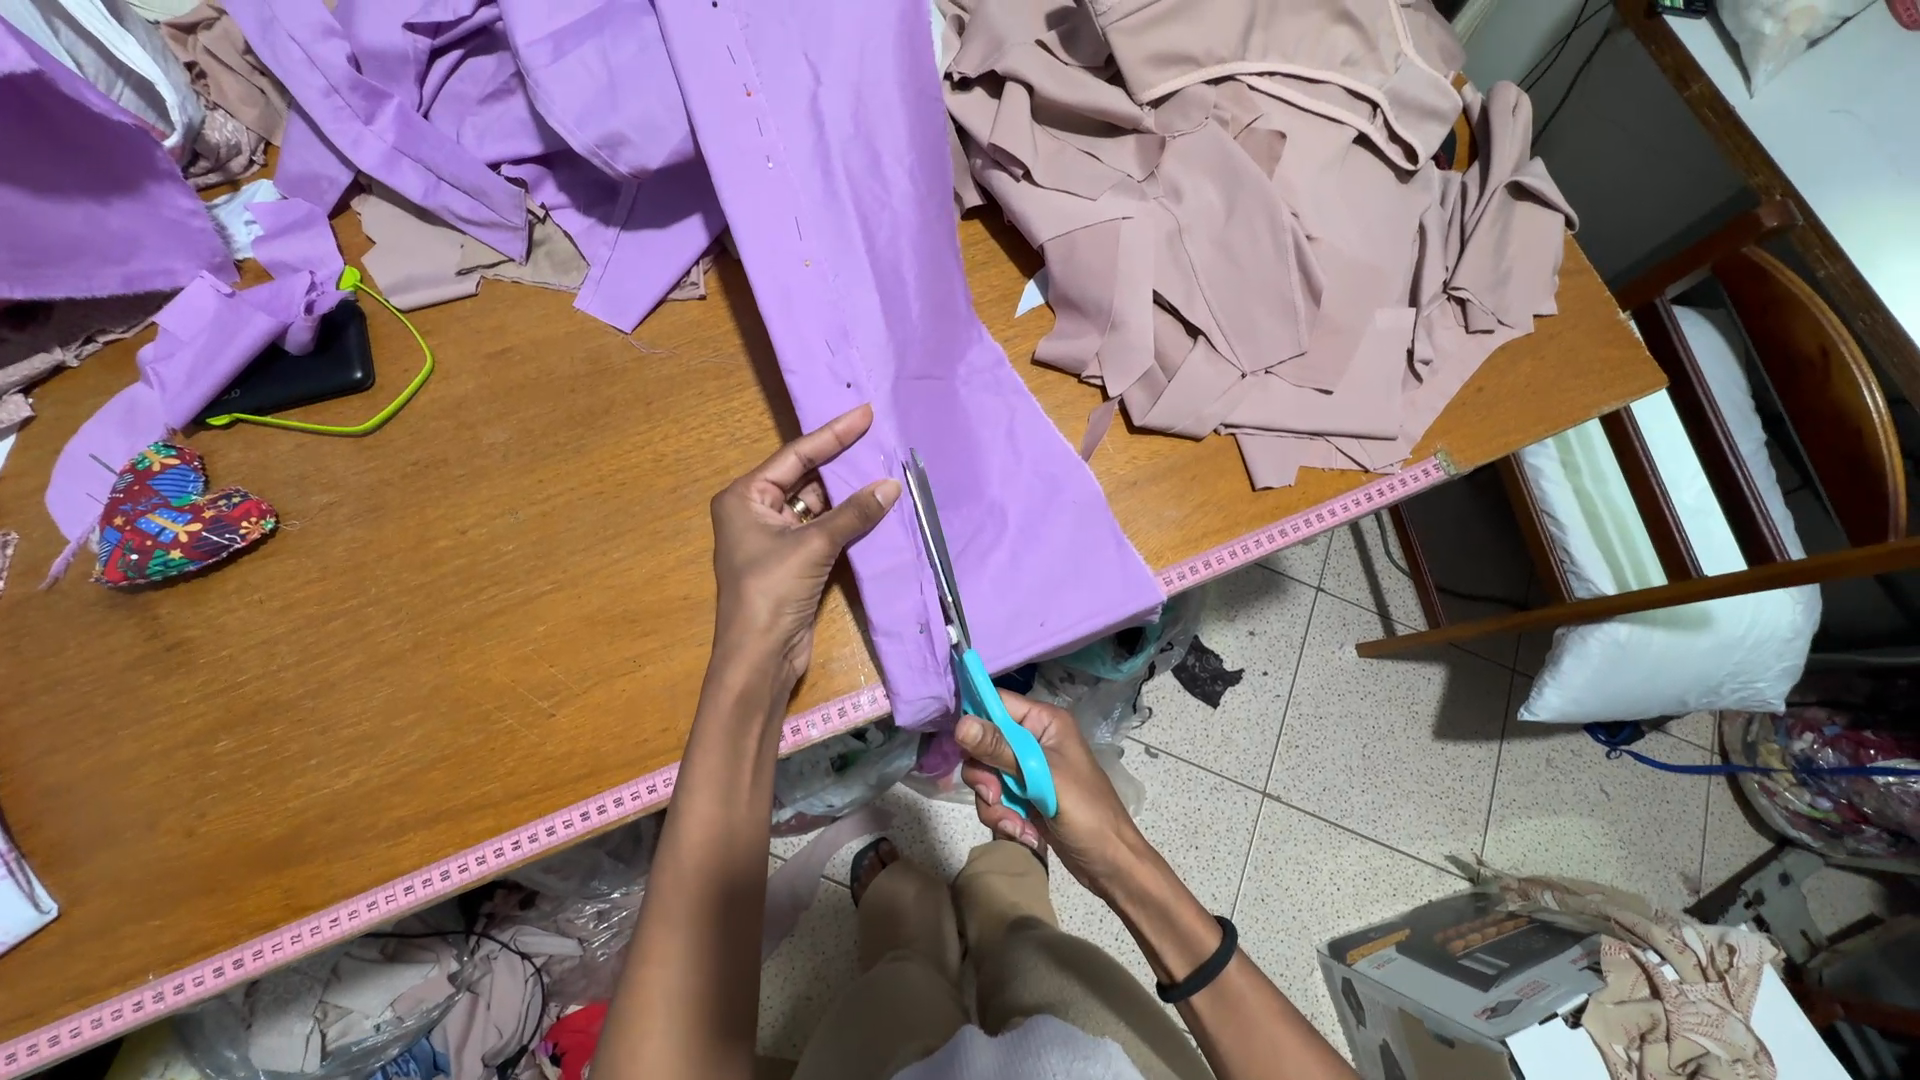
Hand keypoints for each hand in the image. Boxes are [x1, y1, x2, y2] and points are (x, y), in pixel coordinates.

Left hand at [709, 404, 899, 693]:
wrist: (760, 657)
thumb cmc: (771, 592)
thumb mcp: (813, 546)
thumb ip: (853, 514)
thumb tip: (891, 486)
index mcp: (744, 497)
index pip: (795, 455)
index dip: (832, 435)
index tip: (865, 415)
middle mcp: (756, 511)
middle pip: (806, 477)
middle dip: (841, 463)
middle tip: (879, 441)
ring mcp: (775, 538)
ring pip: (818, 505)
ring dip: (848, 494)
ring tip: (884, 469)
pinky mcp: (794, 562)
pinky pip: (824, 530)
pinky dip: (847, 521)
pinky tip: (875, 508)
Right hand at [957, 690, 1152, 902]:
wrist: (1110, 863)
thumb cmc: (1086, 812)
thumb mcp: (1042, 777)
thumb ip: (1000, 750)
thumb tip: (960, 724)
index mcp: (1044, 722)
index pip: (996, 704)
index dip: (974, 721)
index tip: (961, 747)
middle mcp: (1032, 740)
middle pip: (983, 744)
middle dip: (985, 777)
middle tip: (996, 797)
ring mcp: (1027, 770)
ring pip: (985, 776)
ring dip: (995, 805)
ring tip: (1016, 825)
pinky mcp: (1023, 796)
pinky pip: (995, 800)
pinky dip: (1003, 818)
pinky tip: (1024, 834)